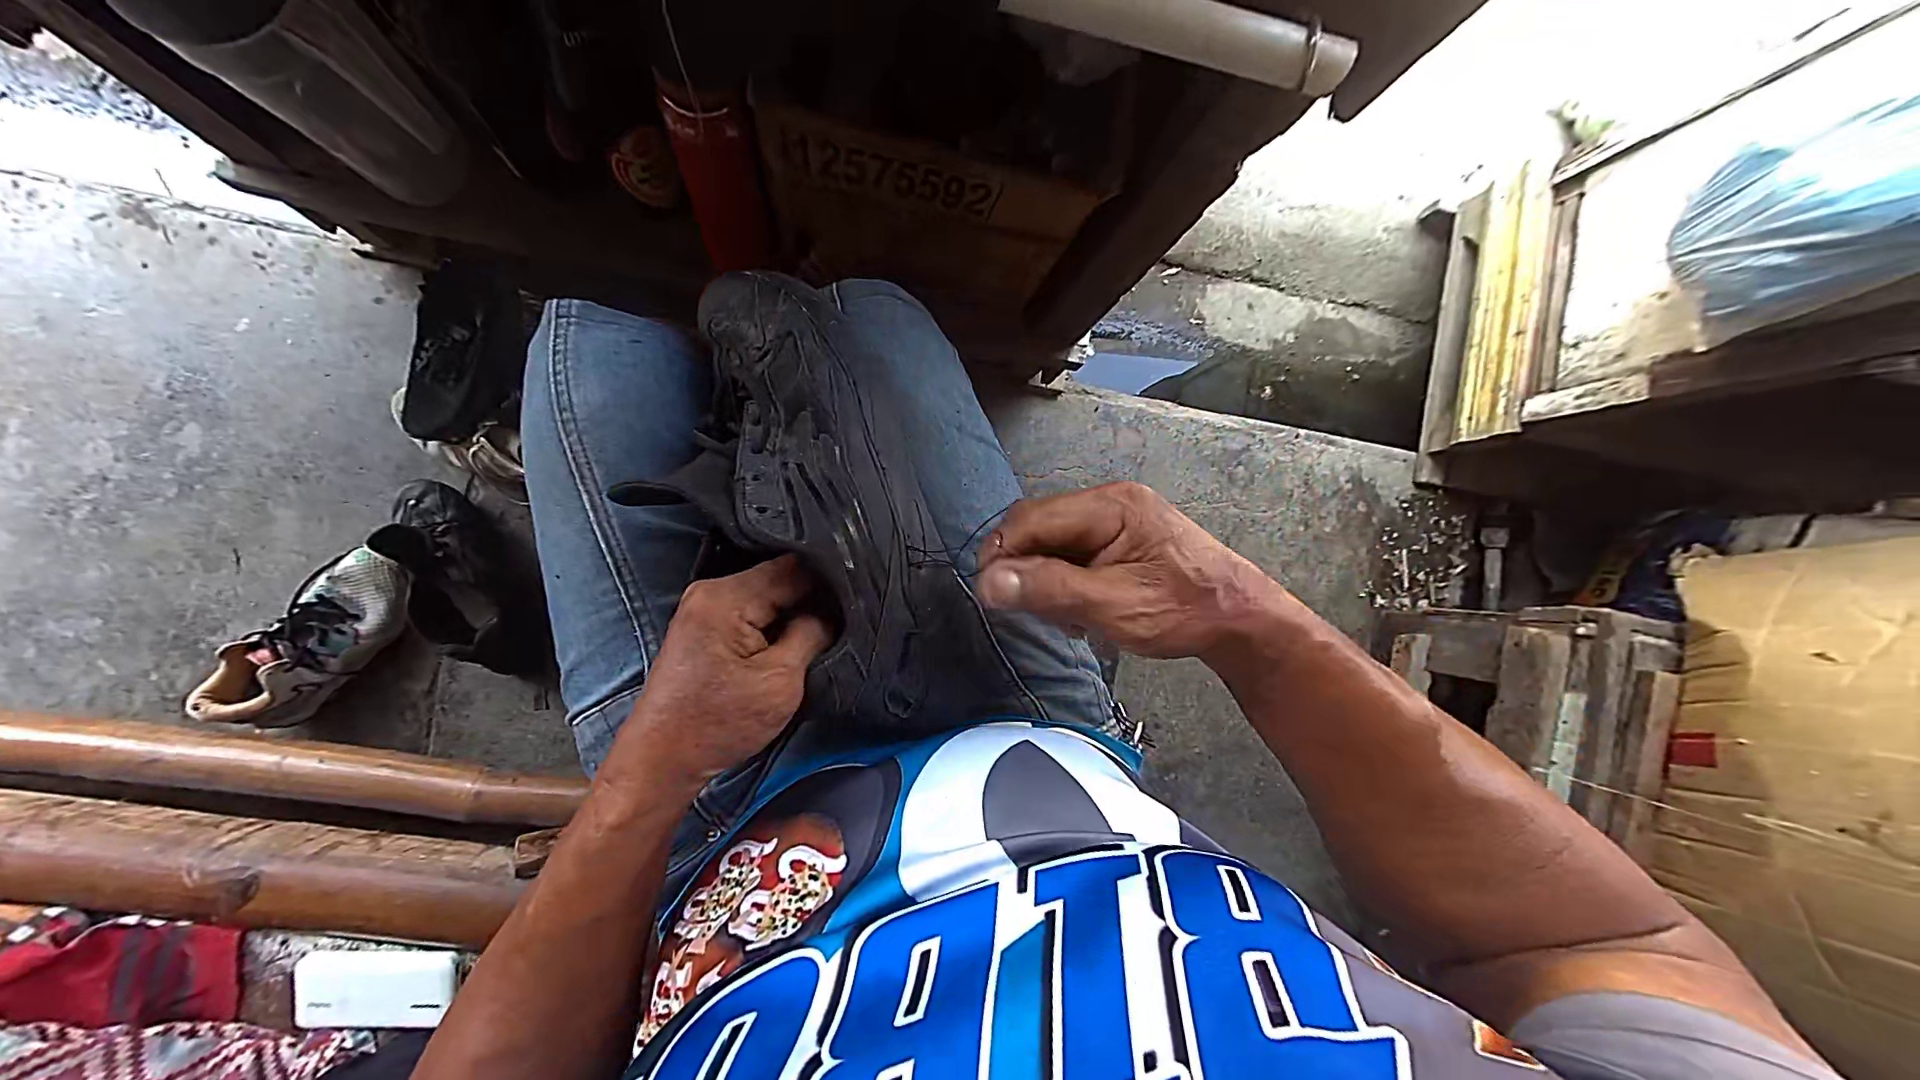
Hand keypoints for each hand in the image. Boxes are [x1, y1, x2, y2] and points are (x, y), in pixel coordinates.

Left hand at [606, 555, 833, 792]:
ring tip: (822, 632)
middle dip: (813, 596)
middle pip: (780, 576)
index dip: (830, 582)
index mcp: (727, 597)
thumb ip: (812, 633)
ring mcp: (704, 607)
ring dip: (795, 611)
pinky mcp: (705, 625)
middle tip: (843, 621)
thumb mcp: (780, 680)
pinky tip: (793, 640)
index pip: (794, 568)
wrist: (662, 759)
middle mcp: (711, 591)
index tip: (856, 602)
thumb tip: (830, 611)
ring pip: (768, 593)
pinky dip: (775, 621)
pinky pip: (752, 609)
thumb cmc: (718, 724)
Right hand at [975, 482, 1287, 661]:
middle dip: (1023, 569)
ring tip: (1068, 616)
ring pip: (1049, 543)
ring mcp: (1114, 520)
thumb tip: (990, 582)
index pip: (1030, 520)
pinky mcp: (1117, 540)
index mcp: (1111, 506)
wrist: (1238, 619)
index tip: (990, 594)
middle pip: (1036, 527)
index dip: (1001, 555)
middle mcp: (1109, 503)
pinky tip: (1081, 609)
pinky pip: (1070, 553)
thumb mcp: (1113, 606)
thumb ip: (1049, 590)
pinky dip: (1062, 581)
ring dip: (1043, 579)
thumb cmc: (1187, 610)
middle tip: (1029, 610)